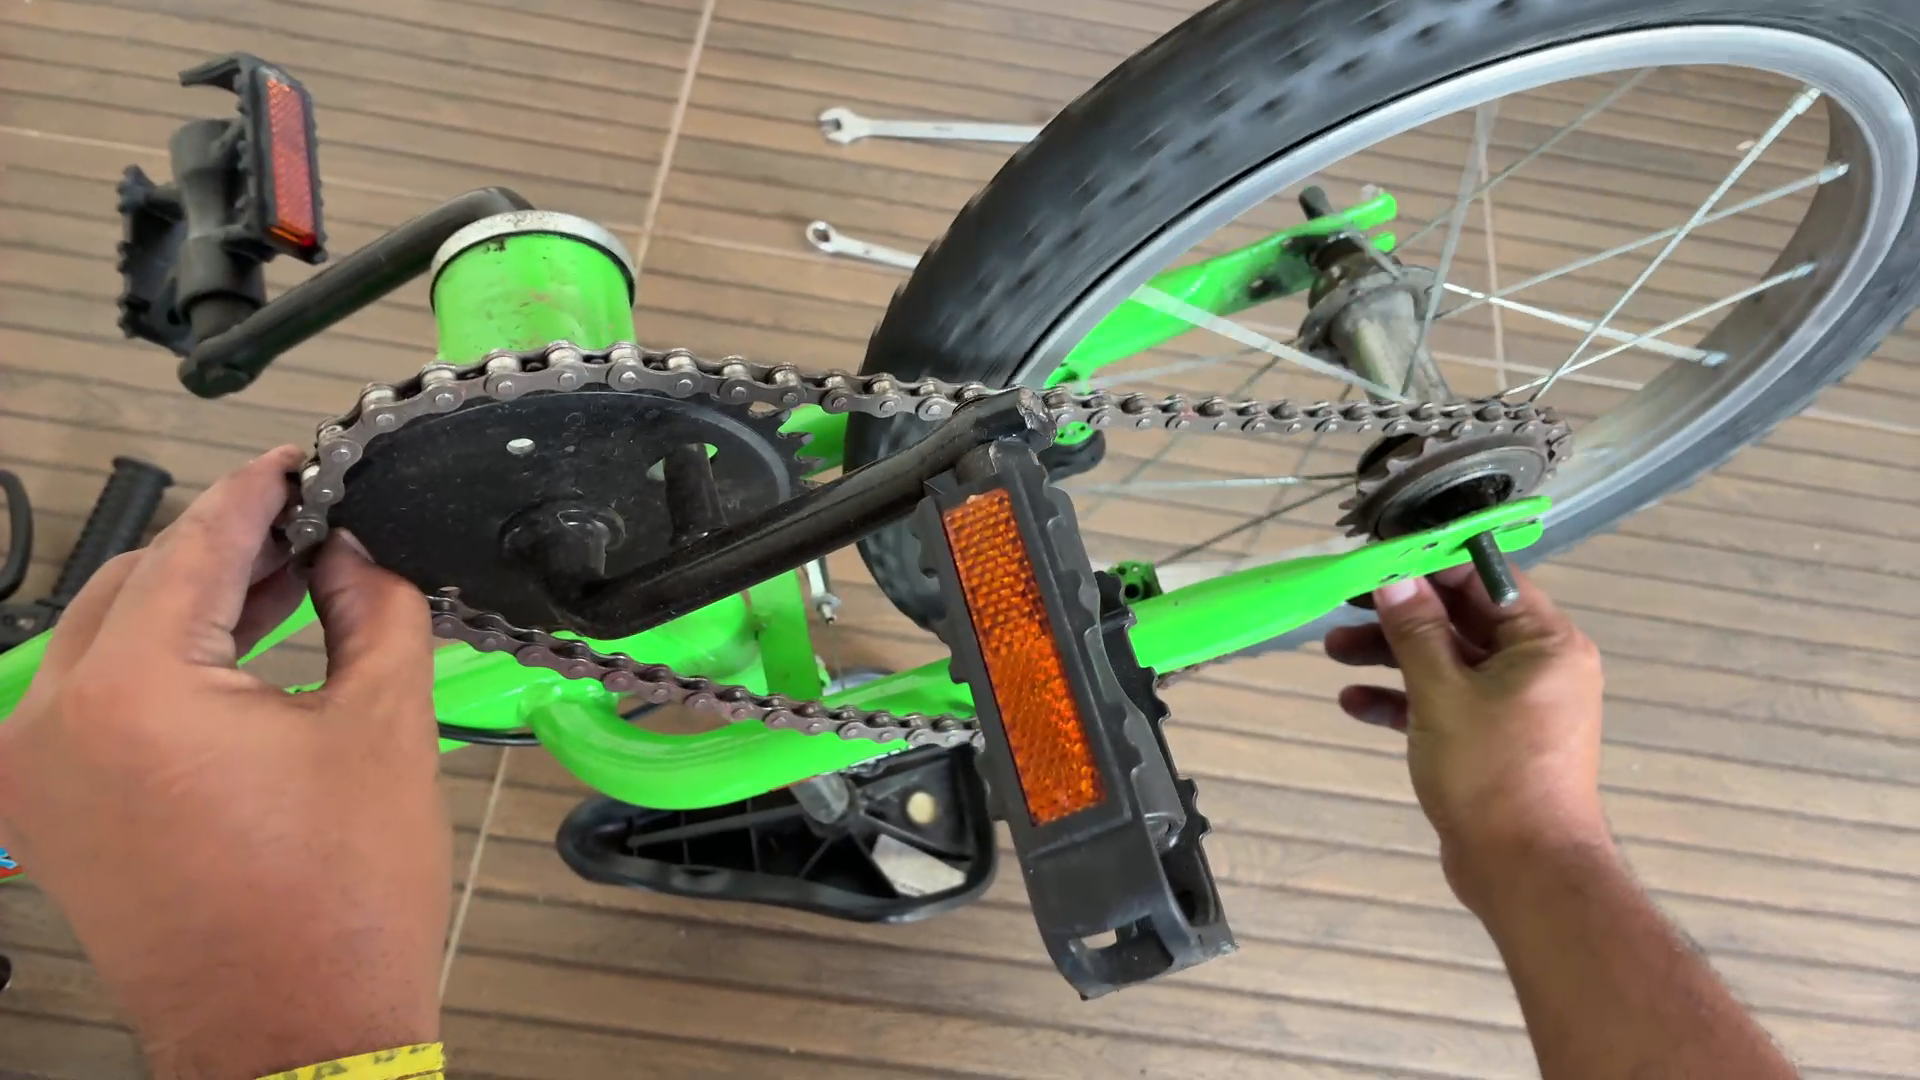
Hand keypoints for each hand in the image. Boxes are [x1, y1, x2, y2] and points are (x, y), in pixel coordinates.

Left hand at [0, 447, 446, 1078]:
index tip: (302, 457)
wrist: (298, 1013)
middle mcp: (46, 724)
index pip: (195, 552)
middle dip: (228, 543)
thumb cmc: (356, 865)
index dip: (256, 493)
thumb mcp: (386, 718)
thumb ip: (373, 611)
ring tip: (300, 574)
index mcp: (133, 695)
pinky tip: (255, 644)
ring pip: (115, 638)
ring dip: (206, 599)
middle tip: (321, 521)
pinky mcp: (53, 812)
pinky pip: (108, 697)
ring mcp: (32, 773)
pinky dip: (181, 657)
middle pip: (136, 586)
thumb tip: (356, 550)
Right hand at [1324, 564, 1609, 914]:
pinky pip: (1438, 699)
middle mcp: (1533, 666)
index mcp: (1543, 644)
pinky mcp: (1485, 734)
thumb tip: (1392, 575)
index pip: (1483, 580)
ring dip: (1387, 654)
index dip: (1427, 566)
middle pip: (1456, 619)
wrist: (1522, 871)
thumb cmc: (1491, 770)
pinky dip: (1398, 697)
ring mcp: (1508, 702)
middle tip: (1345, 602)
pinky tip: (1353, 703)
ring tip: (1333, 651)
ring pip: (1441, 659)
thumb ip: (1415, 630)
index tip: (1375, 561)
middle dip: (1397, 614)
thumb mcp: (1442, 692)